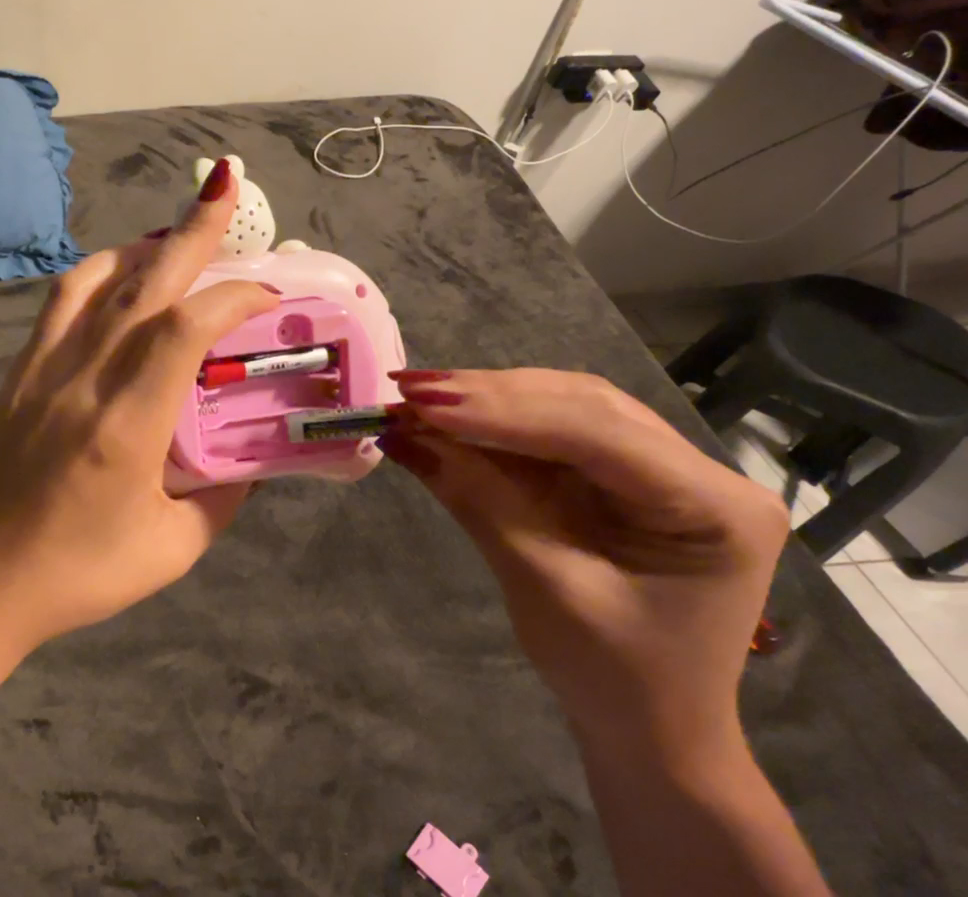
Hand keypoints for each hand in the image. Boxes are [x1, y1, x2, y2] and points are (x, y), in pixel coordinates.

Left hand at [0, 159, 278, 663]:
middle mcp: (81, 380)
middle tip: (225, 188)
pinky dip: (93, 278)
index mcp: (126, 423)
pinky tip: (114, 284)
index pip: (186, 329)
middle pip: (143, 285)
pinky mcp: (15, 380)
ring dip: (138, 250)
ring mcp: (40, 373)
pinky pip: (56, 308)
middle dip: (192, 232)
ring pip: (92, 283)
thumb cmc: (76, 576)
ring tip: (173, 240)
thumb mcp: (171, 549)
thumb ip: (221, 499)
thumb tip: (249, 461)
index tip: (268, 292)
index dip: (234, 296)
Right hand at [377, 369, 790, 753]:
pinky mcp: (624, 480)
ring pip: (569, 408)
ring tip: (417, 397)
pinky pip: (556, 436)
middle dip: (491, 396)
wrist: (652, 728)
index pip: (598, 432)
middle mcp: (700, 472)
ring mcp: (664, 471)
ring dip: (490, 402)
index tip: (422, 401)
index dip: (503, 411)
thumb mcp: (542, 585)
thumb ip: (481, 500)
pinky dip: (497, 427)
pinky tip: (447, 418)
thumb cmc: (611, 674)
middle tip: (409, 389)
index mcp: (714, 506)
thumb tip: (404, 433)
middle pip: (586, 406)